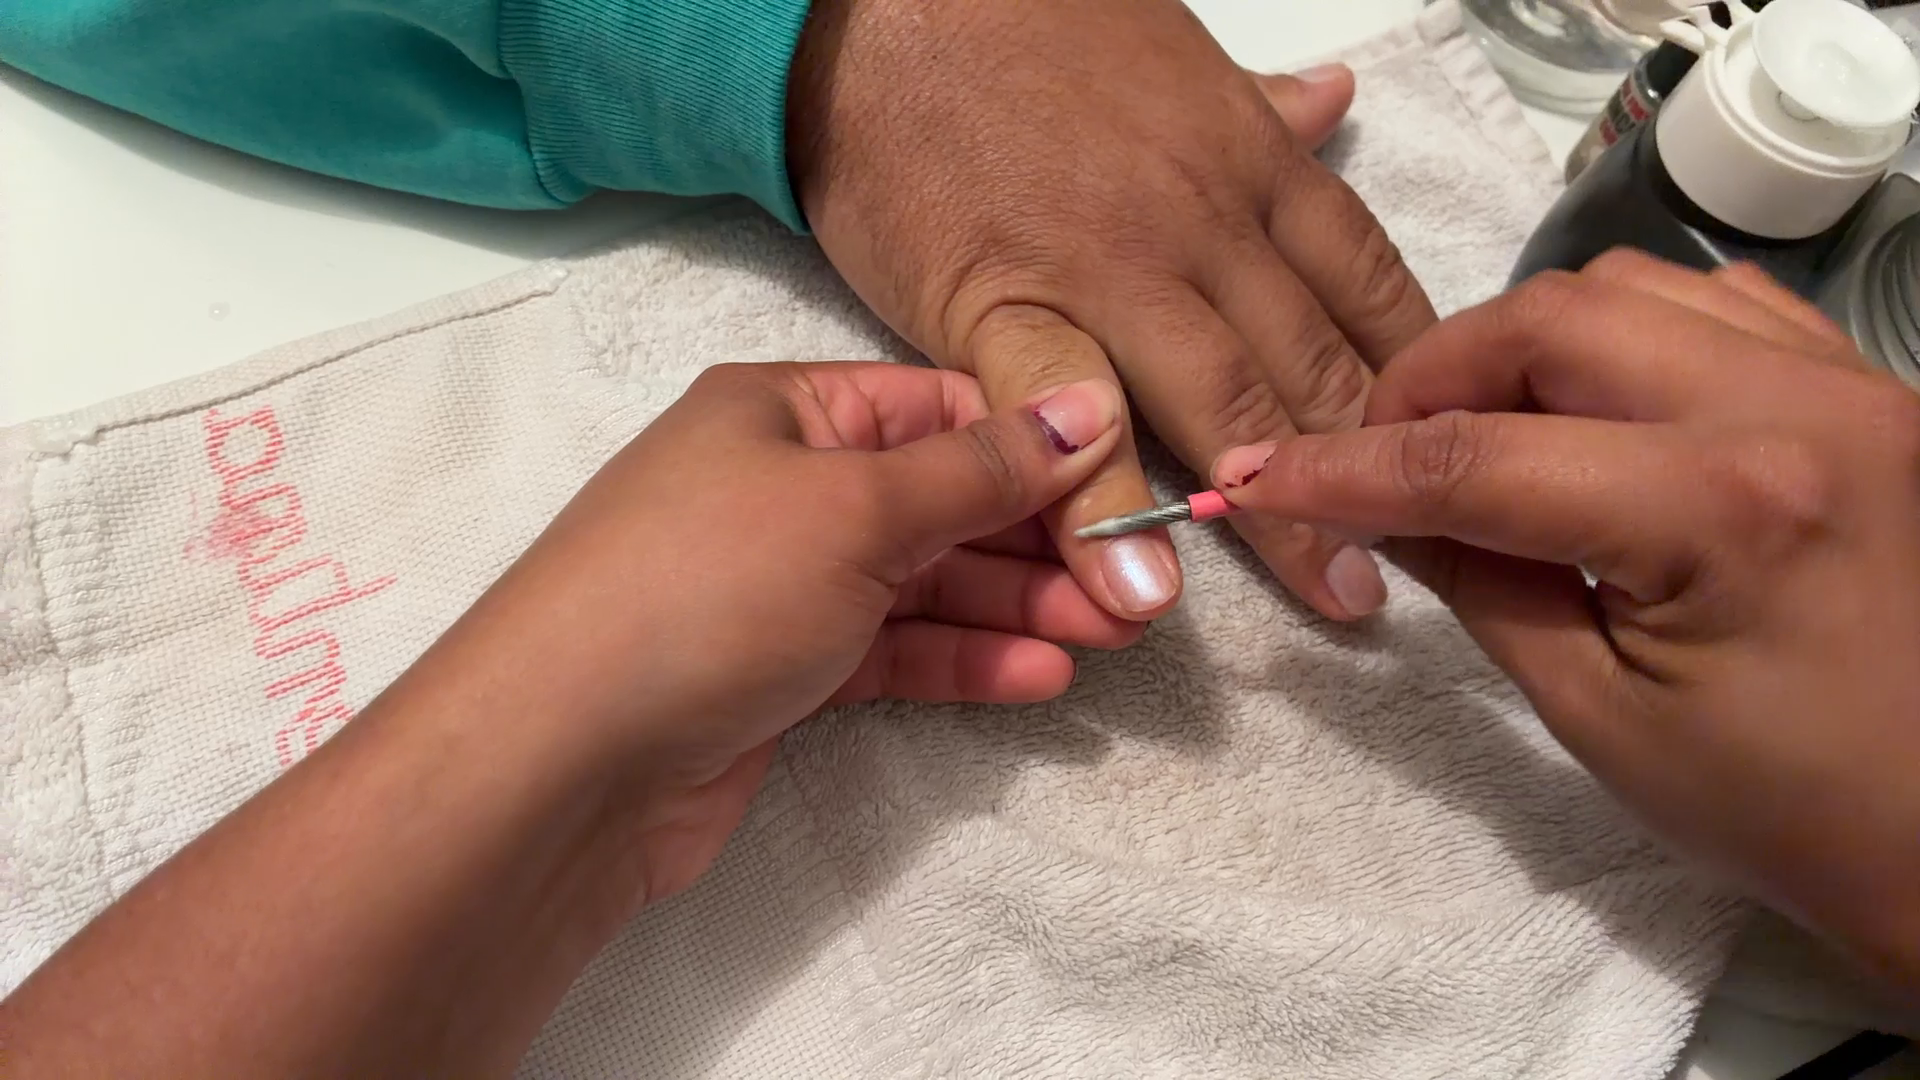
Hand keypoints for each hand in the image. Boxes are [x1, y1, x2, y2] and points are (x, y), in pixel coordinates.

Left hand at [440, 362, 1136, 902]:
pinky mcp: (792, 664)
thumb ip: (979, 468)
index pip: (943, 412)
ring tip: (1108, 638)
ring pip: (928, 583)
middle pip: (944, 502)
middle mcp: (791, 486)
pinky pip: (896, 648)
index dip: (1037, 449)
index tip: (1119, 494)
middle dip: (1039, 545)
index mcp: (791, 412)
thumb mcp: (855, 509)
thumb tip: (1088, 403)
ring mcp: (791, 579)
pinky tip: (1039, 678)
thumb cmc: (710, 590)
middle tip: (1135, 591)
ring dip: (1016, 609)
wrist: (560, 769)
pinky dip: (964, 659)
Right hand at [788, 0, 1433, 622]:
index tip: (1441, 456)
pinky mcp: (1003, 306)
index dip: (1416, 380)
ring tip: (1333, 593)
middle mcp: (1200, 221)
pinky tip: (1142, 582)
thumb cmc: (1018, 35)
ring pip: (1222, 399)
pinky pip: (1068, 414)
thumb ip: (1254, 105)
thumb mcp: (1167, 58)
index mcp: (1244, 161)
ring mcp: (1106, 267)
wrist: (881, 12)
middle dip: (1376, 470)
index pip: (1364, 286)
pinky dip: (1105, 500)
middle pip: (1313, 363)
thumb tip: (1330, 108)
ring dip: (1284, 508)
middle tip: (1421, 564)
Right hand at [1208, 251, 1919, 989]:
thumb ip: (1469, 577)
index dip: (1333, 470)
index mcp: (1726, 511)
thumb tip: (1367, 510)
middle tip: (1375, 459)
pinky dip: (1594, 343)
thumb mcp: (1586, 704)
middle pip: (1542, 323)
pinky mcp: (1859, 384)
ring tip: (1469, 438)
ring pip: (1615, 293)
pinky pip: (1695, 307)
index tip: (1247, 478)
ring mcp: (1847, 378)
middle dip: (1421, 382)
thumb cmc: (1787, 806)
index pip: (1465, 461)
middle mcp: (1798, 407)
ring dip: (1503, 356)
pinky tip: (1567, 414)